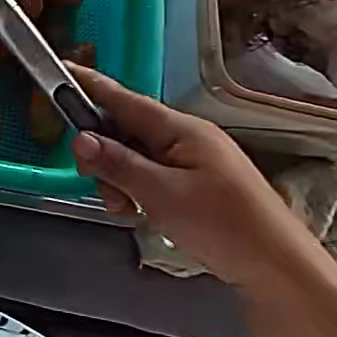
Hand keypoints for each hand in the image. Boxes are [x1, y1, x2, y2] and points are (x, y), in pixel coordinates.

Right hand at [66, 64, 336, 296]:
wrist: (277, 268)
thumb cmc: (224, 226)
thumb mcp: (161, 195)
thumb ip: (118, 165)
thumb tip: (79, 138)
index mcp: (179, 129)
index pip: (123, 98)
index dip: (88, 84)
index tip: (60, 68)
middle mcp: (183, 137)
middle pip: (123, 131)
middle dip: (103, 158)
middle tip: (106, 191)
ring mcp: (189, 160)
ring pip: (132, 157)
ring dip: (118, 181)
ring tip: (129, 211)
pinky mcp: (192, 183)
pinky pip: (149, 176)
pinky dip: (136, 192)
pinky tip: (141, 214)